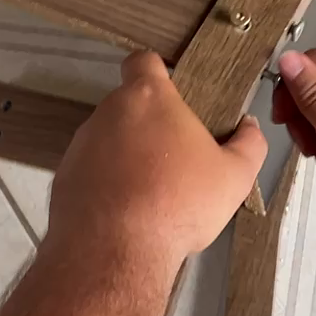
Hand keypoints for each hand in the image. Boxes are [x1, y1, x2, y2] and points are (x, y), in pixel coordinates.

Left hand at [48, 51, 266, 267]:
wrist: (114, 254)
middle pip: (130, 105)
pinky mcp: (64, 178)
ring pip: (110, 139)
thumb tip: (250, 128)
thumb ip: (250, 144)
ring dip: (129, 156)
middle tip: (178, 156)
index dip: (159, 71)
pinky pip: (92, 171)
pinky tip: (129, 212)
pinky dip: (108, 184)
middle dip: (152, 125)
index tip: (174, 92)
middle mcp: (108, 113)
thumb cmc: (177, 205)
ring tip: (155, 192)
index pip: (144, 61)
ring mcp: (81, 145)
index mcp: (148, 99)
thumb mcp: (234, 177)